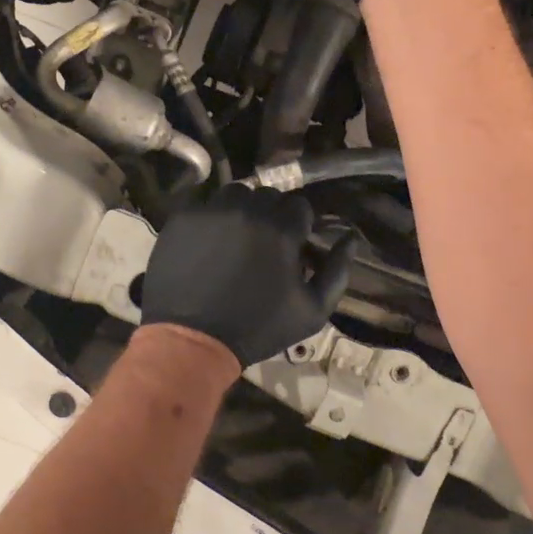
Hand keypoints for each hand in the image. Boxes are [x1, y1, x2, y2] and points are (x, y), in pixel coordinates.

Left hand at [139, 187, 353, 366]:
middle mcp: (247, 210)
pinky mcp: (182, 217)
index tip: (291, 245)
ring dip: (240, 210)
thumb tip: (350, 237)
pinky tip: (207, 242)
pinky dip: (210, 218)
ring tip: (234, 237)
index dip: (298, 225)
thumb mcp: (312, 310)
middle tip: (263, 244)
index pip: (299, 206)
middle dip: (270, 215)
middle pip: (267, 195)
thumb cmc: (258, 328)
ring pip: (235, 193)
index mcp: (281, 229)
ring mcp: (211, 211)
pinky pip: (203, 204)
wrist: (192, 340)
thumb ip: (337, 270)